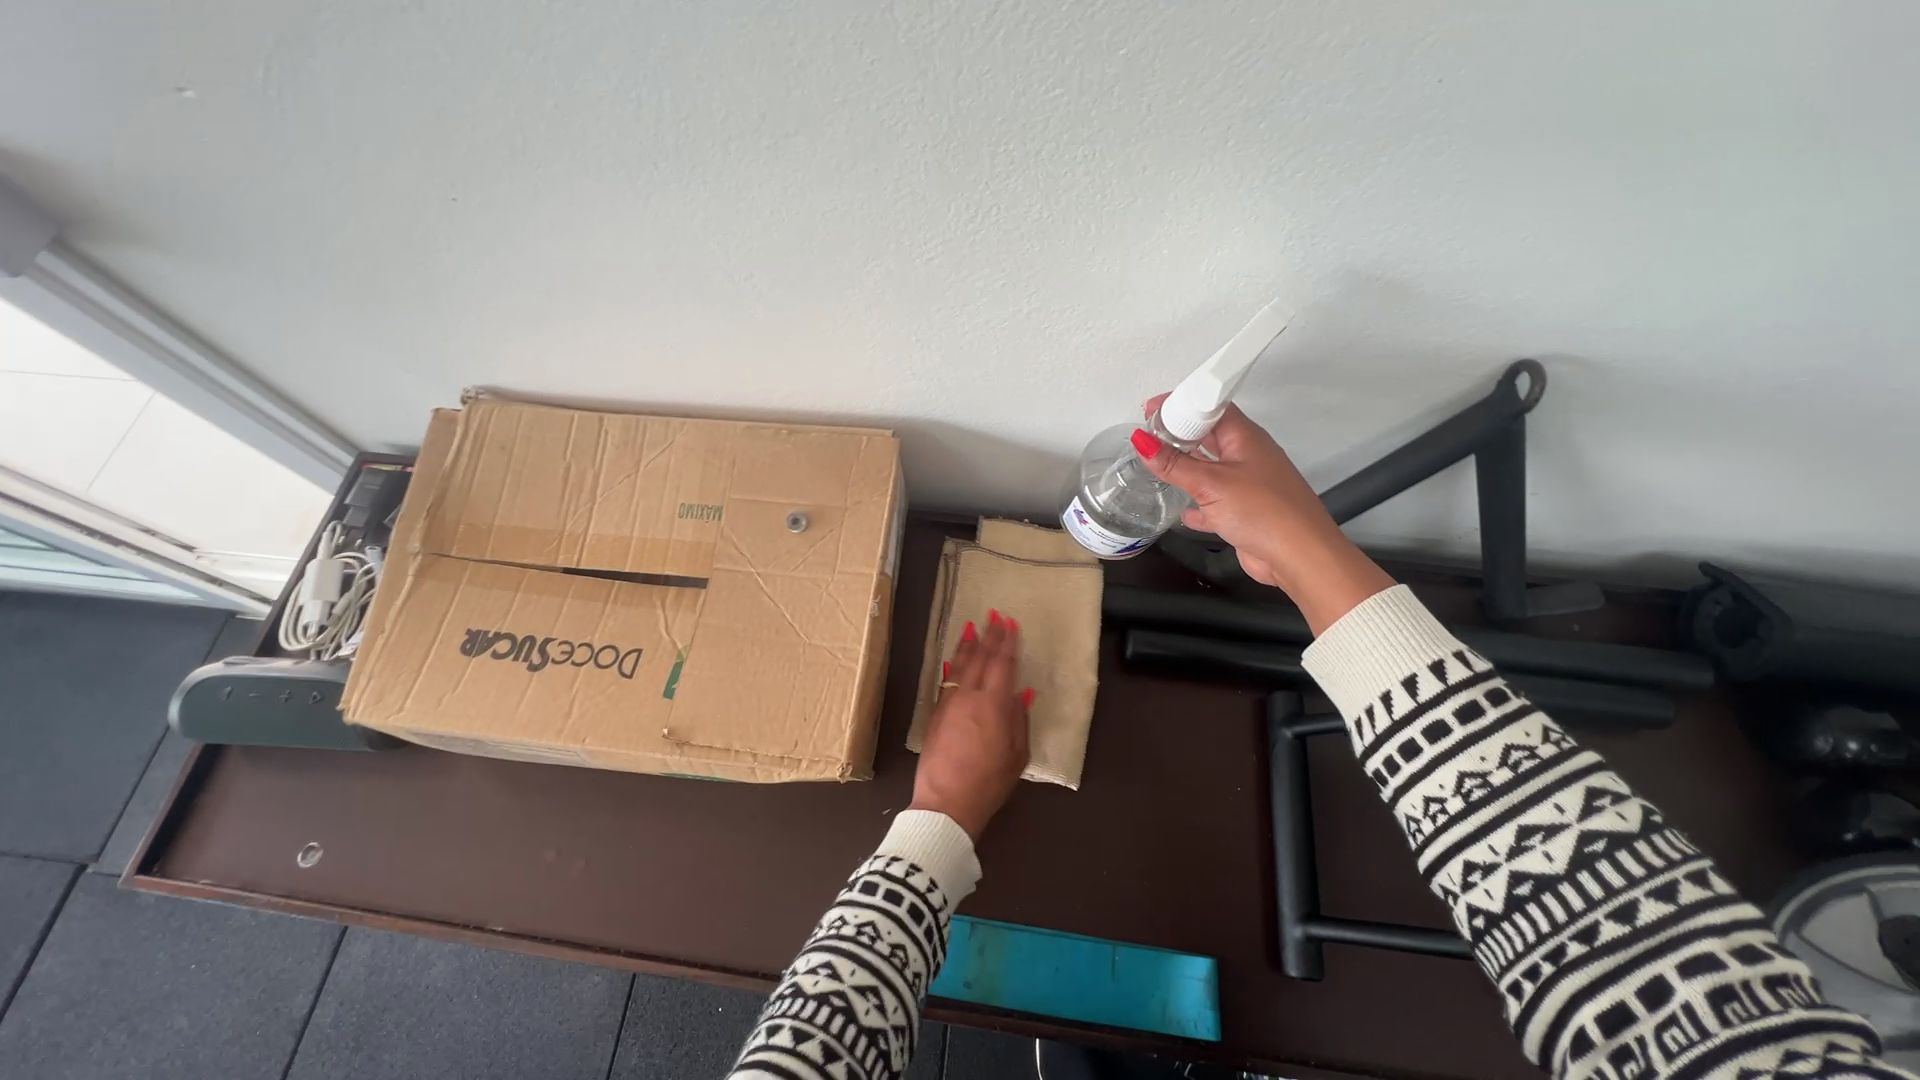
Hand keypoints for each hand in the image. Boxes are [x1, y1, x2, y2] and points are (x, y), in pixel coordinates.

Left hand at [911, 611, 1030, 840]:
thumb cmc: (988, 783)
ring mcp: (949, 704)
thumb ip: (1019, 720)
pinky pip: (946, 680)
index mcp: (992, 704)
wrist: (945, 803)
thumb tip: (1022, 694)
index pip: (1002, 664)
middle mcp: (968, 696)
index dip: (1007, 642)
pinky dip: (952, 665)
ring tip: (972, 627)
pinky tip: (954, 659)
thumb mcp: (1016, 755)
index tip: (1010, 623)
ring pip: (959, 666)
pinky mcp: (935, 715)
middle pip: (979, 658)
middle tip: (993, 614)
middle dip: (988, 635)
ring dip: (967, 645)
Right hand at [1135, 395, 1394, 633]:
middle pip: (1210, 435)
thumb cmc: (1263, 511)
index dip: (1181, 404)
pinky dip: (1198, 503)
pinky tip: (1184, 512)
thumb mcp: (1210, 483)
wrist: (1299, 556)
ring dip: (1187, 467)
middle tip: (1149, 435)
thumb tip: (1142, 441)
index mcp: (1245, 438)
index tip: (1150, 410)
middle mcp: (1248, 456)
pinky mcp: (1246, 511)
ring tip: (1158, 466)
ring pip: (1212, 468)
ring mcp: (1249, 484)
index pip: (1210, 407)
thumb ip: (1174, 464)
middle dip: (1181, 434)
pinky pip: (1216, 501)